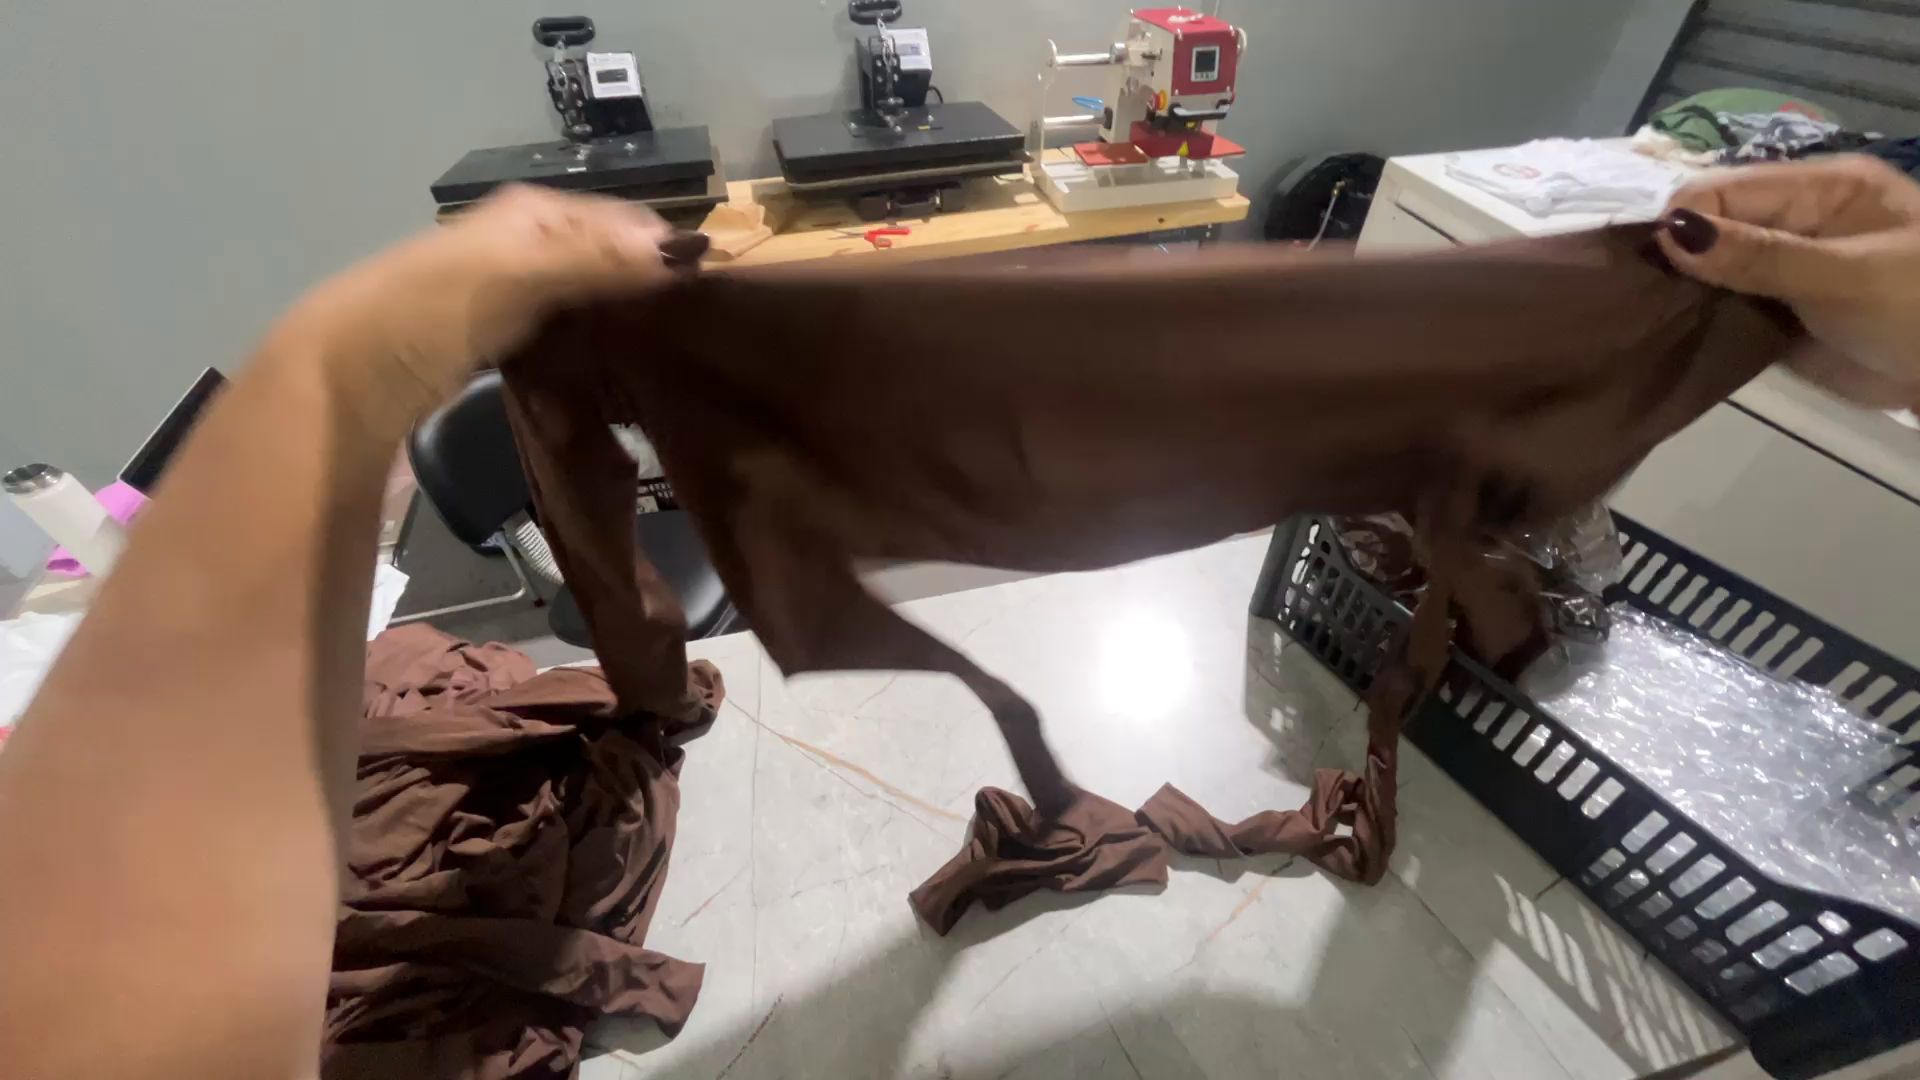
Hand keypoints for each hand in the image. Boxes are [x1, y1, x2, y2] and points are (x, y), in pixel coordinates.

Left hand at [275, 185, 706, 423]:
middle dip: (659, 284)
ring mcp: (526, 286)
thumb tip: (692, 253)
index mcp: (539, 212)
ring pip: (604, 292)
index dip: (672, 251)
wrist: (352, 372)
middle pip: (619, 256)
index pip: (629, 222)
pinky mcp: (519, 329)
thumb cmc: (432, 310)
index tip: (717, 297)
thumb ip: (600, 263)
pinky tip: (628, 361)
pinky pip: (582, 325)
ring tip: (679, 349)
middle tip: (705, 330)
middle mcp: (536, 240)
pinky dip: (607, 338)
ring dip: (637, 315)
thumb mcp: (519, 276)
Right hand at [1657, 155, 1919, 409]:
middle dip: (1666, 257)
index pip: (1715, 191)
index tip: (1655, 271)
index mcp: (1818, 189)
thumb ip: (1759, 255)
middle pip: (1698, 225)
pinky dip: (1681, 313)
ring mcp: (1771, 264)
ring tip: (1646, 316)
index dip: (1677, 225)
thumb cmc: (1918, 309)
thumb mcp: (1844, 277)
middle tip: (1643, 298)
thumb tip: (1668, 234)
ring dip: (1669, 289)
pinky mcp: (1757, 305)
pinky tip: (1662, 328)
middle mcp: (1789, 219)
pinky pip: (1703, 300)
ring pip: (1694, 265)